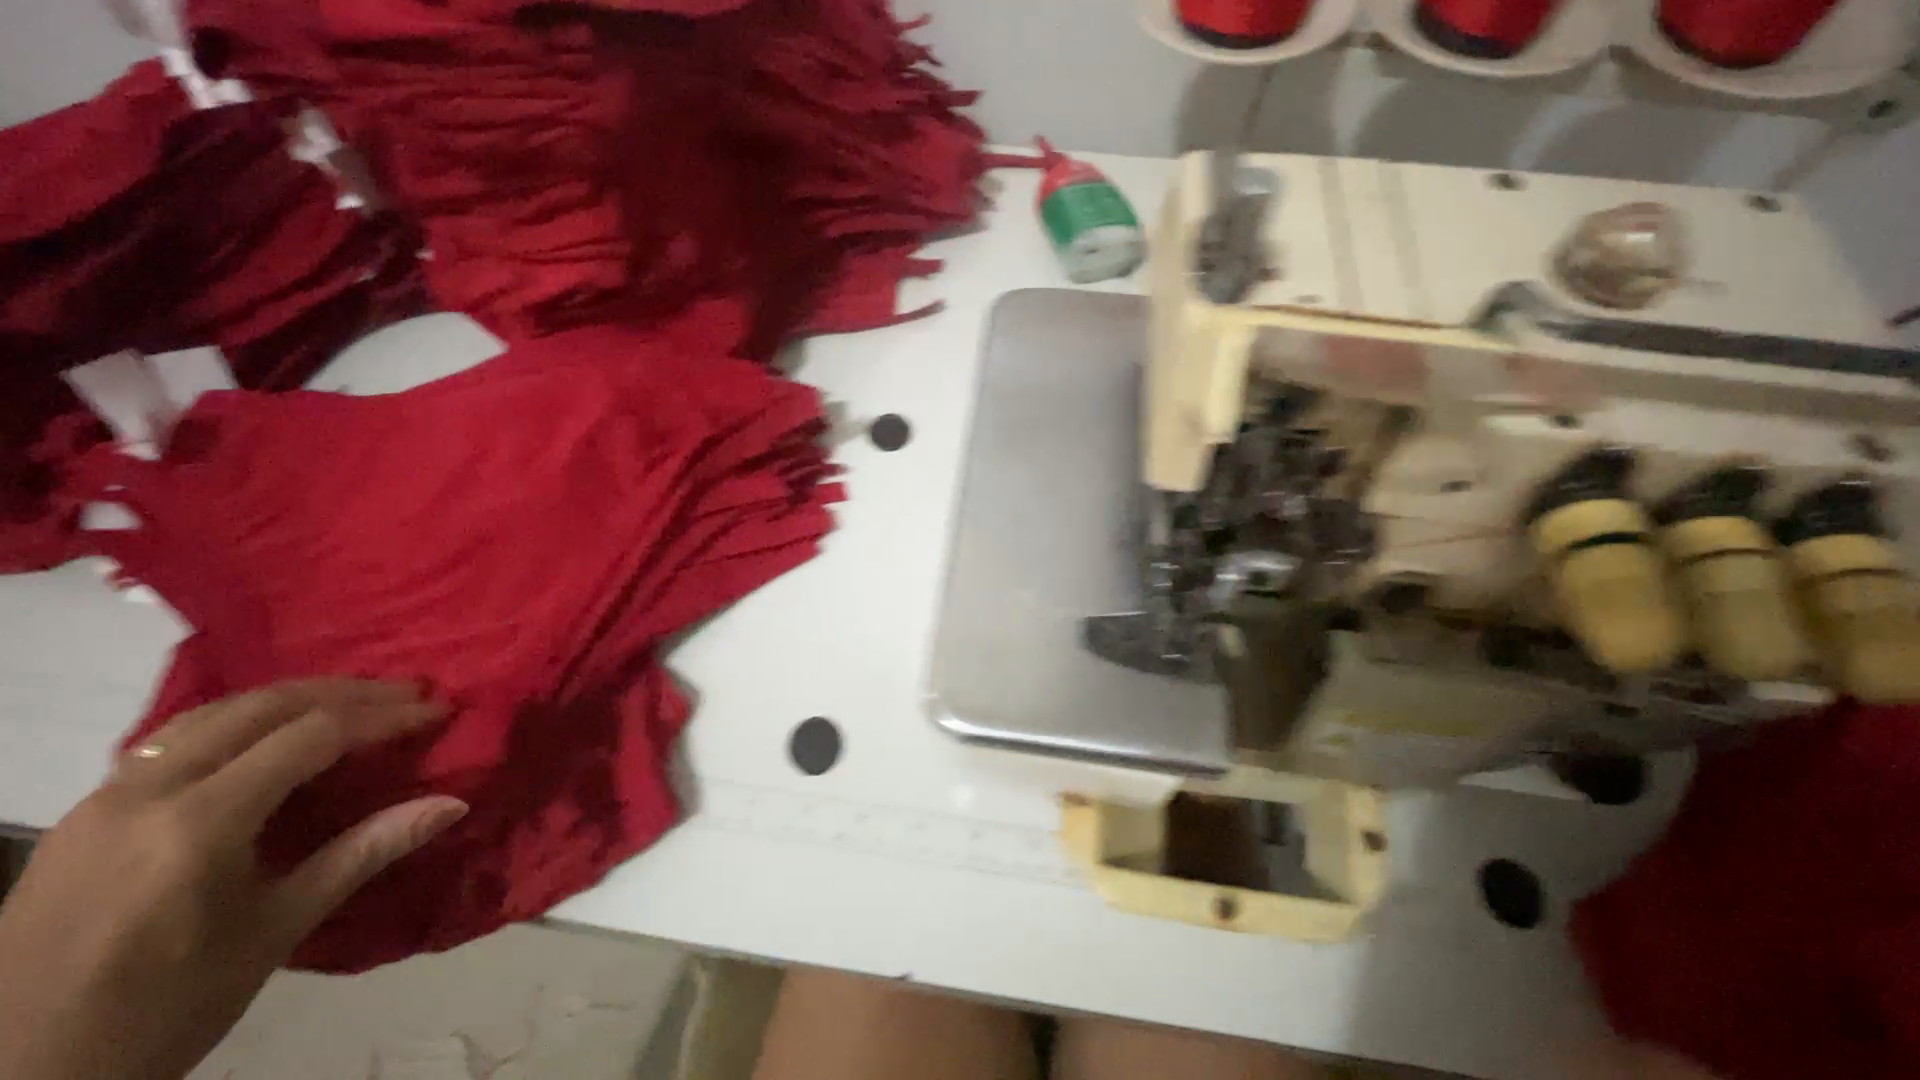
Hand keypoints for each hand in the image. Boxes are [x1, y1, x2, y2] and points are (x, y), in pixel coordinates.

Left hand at [0, 679, 464, 1079]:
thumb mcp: (276, 932)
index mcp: (199, 824)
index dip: (380, 717)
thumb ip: (363, 853)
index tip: (434, 711)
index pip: (309, 735)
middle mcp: (146, 790)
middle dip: (343, 693)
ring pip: (211, 712)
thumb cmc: (168, 1008)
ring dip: (288, 699)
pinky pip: (172, 739)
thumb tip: (451, 803)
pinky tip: (264, 741)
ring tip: (349, 705)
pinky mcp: (83, 811)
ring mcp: (104, 795)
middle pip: (261, 706)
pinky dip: (236, 723)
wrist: (20, 1076)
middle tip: (407, 695)